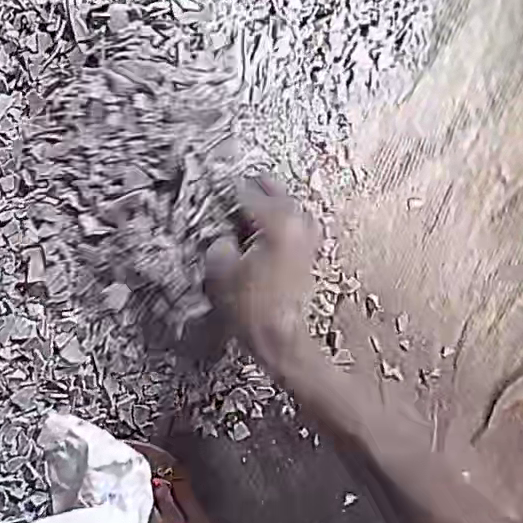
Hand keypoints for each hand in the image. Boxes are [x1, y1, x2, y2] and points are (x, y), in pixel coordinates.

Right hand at [205, 176, 320, 365]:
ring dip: (271, 203)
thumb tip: (226, 237)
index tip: (214, 186)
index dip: (227, 191)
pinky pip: (295, 225)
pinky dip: (280, 221)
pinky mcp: (308, 255)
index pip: (248, 195)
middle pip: (277, 194)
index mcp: (277, 223)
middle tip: (236, 186)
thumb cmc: (251, 306)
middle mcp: (298, 226)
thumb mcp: (220, 270)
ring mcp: (307, 240)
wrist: (278, 337)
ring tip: (250, 204)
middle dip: (256, 188)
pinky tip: (264, 227)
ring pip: (290, 208)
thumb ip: (220, 243)